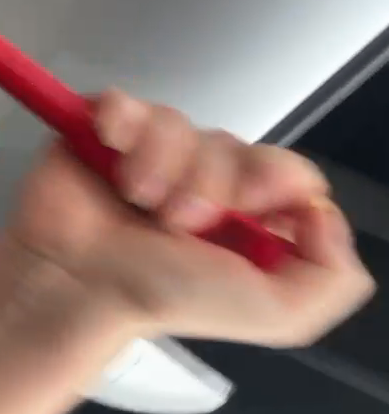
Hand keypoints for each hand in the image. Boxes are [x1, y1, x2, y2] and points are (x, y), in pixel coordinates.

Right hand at [8, 90, 372, 346]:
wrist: (80, 277)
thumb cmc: (169, 293)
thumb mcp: (279, 312)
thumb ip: (334, 274)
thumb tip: (315, 209)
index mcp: (247, 211)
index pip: (286, 168)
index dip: (270, 179)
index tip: (243, 208)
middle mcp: (199, 174)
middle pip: (229, 143)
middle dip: (203, 182)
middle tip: (172, 220)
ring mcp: (142, 149)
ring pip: (174, 122)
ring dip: (157, 162)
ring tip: (132, 197)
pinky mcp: (92, 130)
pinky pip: (118, 100)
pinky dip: (118, 118)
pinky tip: (109, 144)